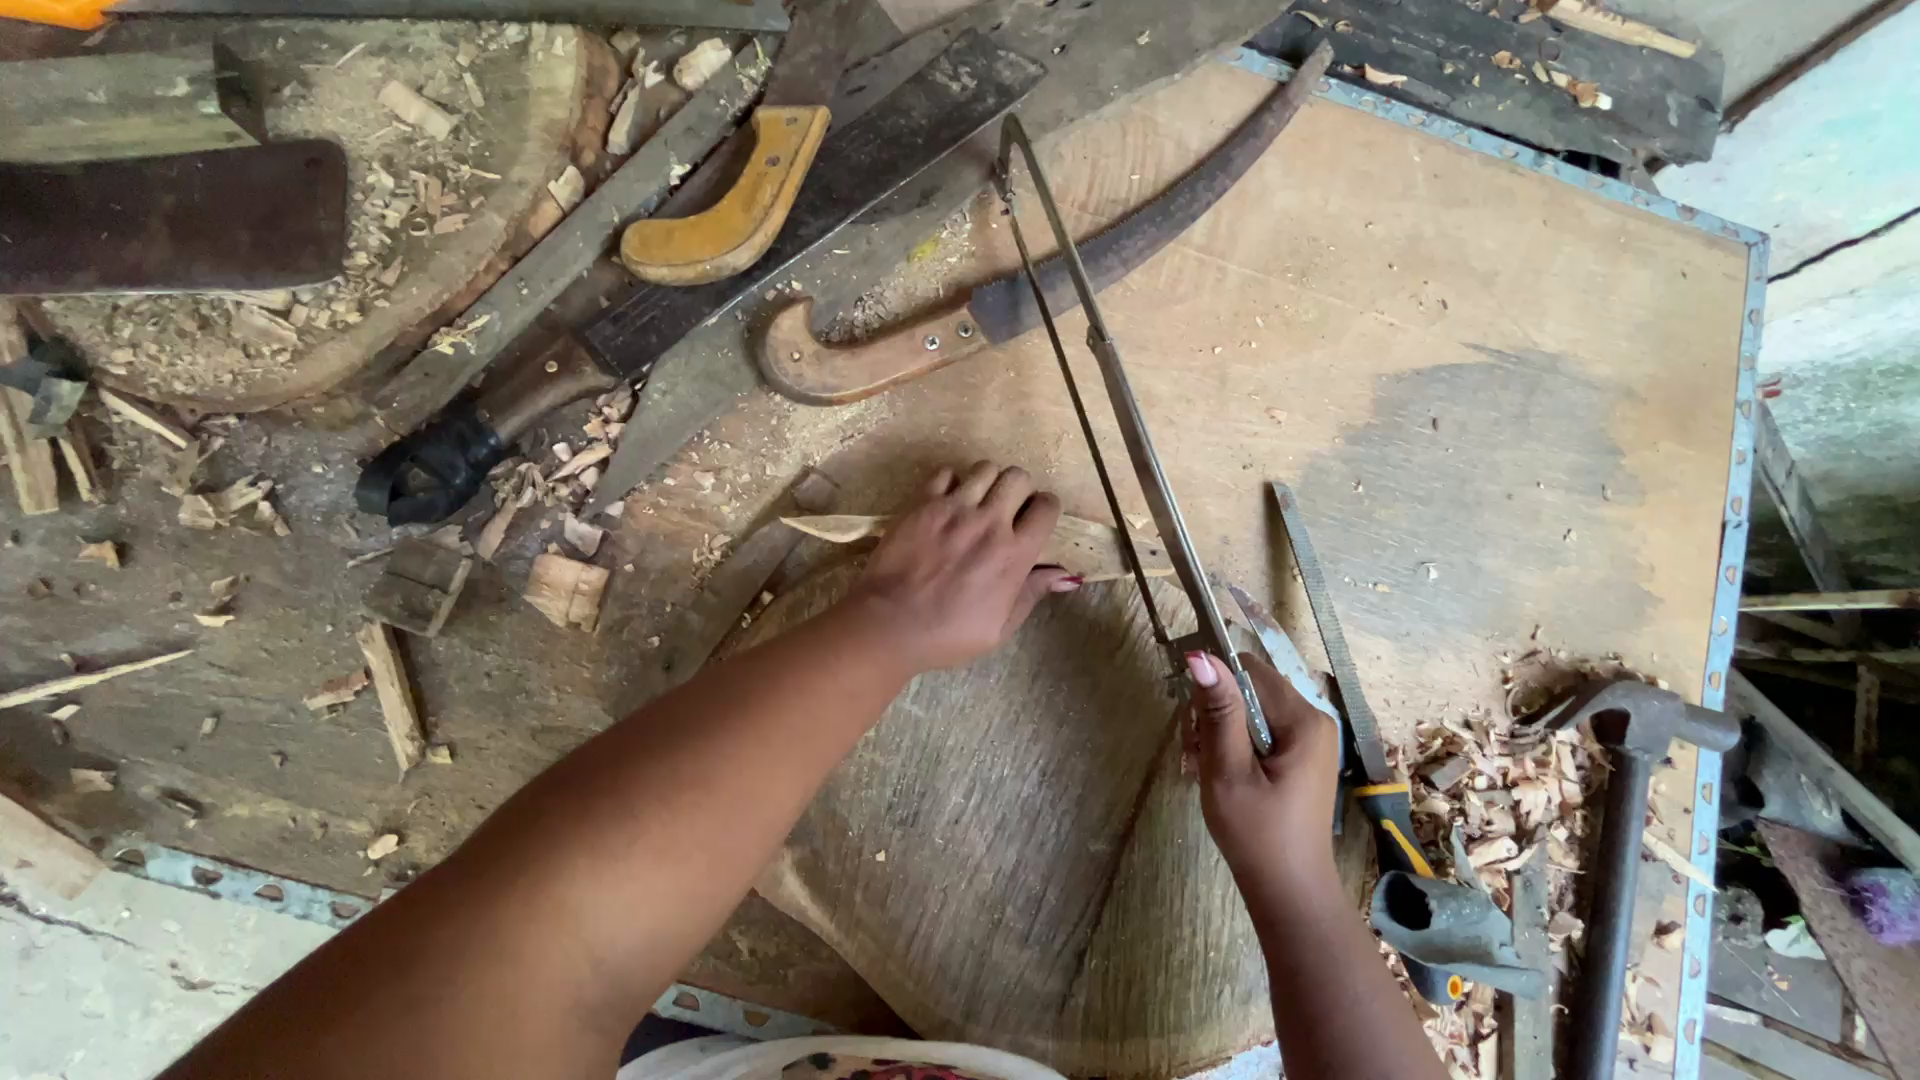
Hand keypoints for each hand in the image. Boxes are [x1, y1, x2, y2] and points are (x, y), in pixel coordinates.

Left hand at [844, 461, 1079, 672]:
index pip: (1047, 506)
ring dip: (987, 482)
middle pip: (1019, 478)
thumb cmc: (948, 635)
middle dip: (1018, 489)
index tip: (1034, 520)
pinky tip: (946, 502)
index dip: (1045, 509)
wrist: (891, 625)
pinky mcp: (922, 504)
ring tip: (977, 500)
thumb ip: (1032, 593)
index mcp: (1014, 554)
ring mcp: (954, 509)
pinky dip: (950, 482)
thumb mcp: (1000, 627)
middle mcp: (990, 523)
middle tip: (1006, 508)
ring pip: (985, 468)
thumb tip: (1067, 576)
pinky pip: (945, 473)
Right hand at [1184, 652, 1343, 899]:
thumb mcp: (1228, 770)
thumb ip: (1218, 712)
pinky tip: (1215, 772)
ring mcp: (1308, 739)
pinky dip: (1231, 745)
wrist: (1289, 892)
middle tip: (1193, 755)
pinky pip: (1258, 730)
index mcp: (1303, 720)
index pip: (1248, 670)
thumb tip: (1200, 657)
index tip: (1193, 725)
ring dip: (1216, 731)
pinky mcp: (1299, 756)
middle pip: (1248, 688)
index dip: (1213, 687)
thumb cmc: (1256, 834)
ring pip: (1248, 709)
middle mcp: (1312, 720)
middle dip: (1212, 713)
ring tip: (1200, 768)